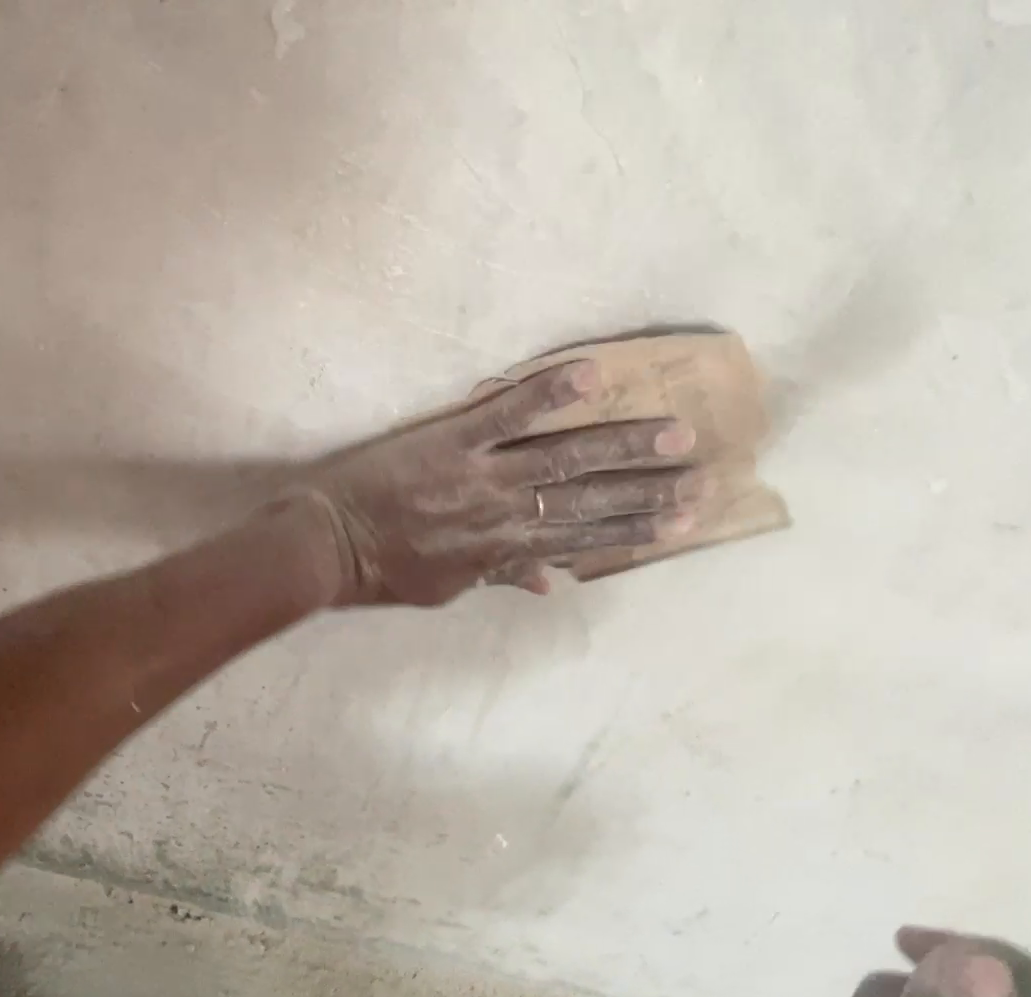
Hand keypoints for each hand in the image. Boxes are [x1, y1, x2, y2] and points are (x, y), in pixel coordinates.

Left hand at [294, 357, 705, 605]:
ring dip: (624, 446)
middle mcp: (506, 515)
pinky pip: (506, 413)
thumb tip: (549, 584)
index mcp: (504, 550)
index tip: (682, 522)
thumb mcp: (445, 589)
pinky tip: (591, 372)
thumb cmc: (383, 570)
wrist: (327, 546)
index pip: (583, 539)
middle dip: (648, 490)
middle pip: (591, 501)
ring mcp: (481, 475)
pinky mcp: (451, 441)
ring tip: (676, 433)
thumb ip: (497, 578)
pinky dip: (546, 391)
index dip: (634, 531)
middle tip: (703, 477)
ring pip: (565, 459)